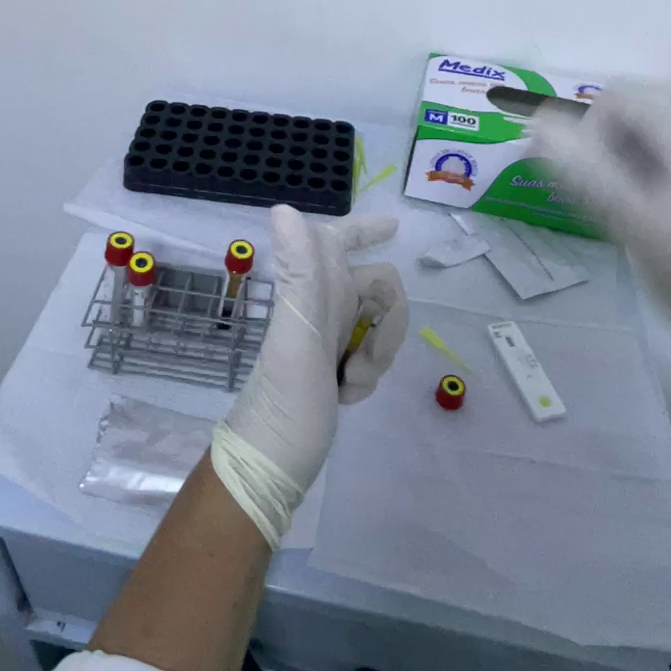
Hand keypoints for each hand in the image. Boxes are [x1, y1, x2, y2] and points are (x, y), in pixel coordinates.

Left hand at [211, 205, 408, 545]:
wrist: (274, 463)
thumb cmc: (286, 401)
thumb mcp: (296, 335)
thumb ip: (298, 272)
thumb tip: (283, 207)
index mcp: (312, 287)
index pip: (340, 238)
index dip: (366, 228)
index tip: (397, 229)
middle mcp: (319, 302)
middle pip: (378, 286)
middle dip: (388, 321)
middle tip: (366, 358)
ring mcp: (327, 333)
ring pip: (378, 323)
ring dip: (378, 353)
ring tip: (350, 384)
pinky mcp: (334, 363)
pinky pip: (370, 354)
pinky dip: (368, 374)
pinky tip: (347, 396)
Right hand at [535, 83, 670, 441]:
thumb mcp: (645, 235)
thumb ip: (589, 176)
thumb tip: (538, 125)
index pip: (613, 97)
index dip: (586, 137)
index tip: (595, 195)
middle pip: (650, 112)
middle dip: (619, 153)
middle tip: (624, 216)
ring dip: (655, 169)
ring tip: (663, 230)